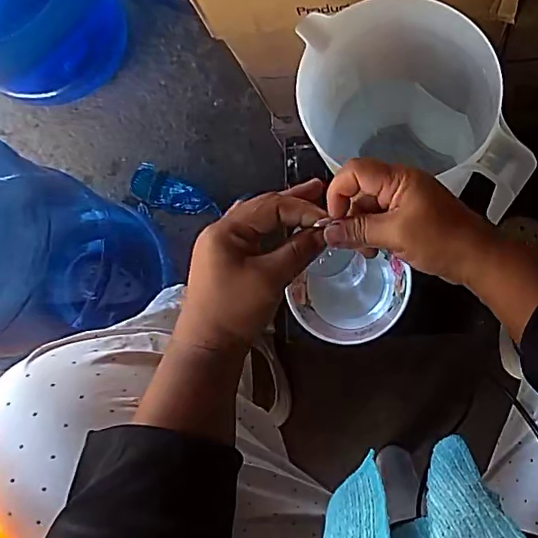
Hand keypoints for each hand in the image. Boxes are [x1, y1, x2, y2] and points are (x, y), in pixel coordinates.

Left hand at [177, 180, 327, 353]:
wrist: (208, 347)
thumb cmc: (235, 311)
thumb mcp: (271, 277)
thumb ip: (299, 250)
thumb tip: (325, 232)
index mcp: (225, 230)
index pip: (271, 206)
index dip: (302, 207)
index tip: (329, 216)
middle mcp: (221, 231)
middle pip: (262, 207)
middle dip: (293, 200)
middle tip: (321, 189)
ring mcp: (223, 246)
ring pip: (259, 220)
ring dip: (284, 212)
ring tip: (310, 202)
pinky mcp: (228, 261)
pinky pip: (256, 236)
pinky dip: (276, 229)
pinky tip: (289, 228)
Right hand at [322, 159, 497, 283]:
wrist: (478, 258)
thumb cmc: (444, 241)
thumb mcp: (395, 235)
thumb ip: (359, 231)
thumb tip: (329, 231)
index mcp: (399, 179)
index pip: (354, 171)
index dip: (338, 192)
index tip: (334, 219)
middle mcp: (402, 183)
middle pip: (360, 189)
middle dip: (350, 215)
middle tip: (349, 242)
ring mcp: (408, 199)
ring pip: (371, 206)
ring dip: (362, 228)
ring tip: (367, 251)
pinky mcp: (413, 215)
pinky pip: (384, 218)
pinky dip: (376, 233)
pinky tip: (378, 250)